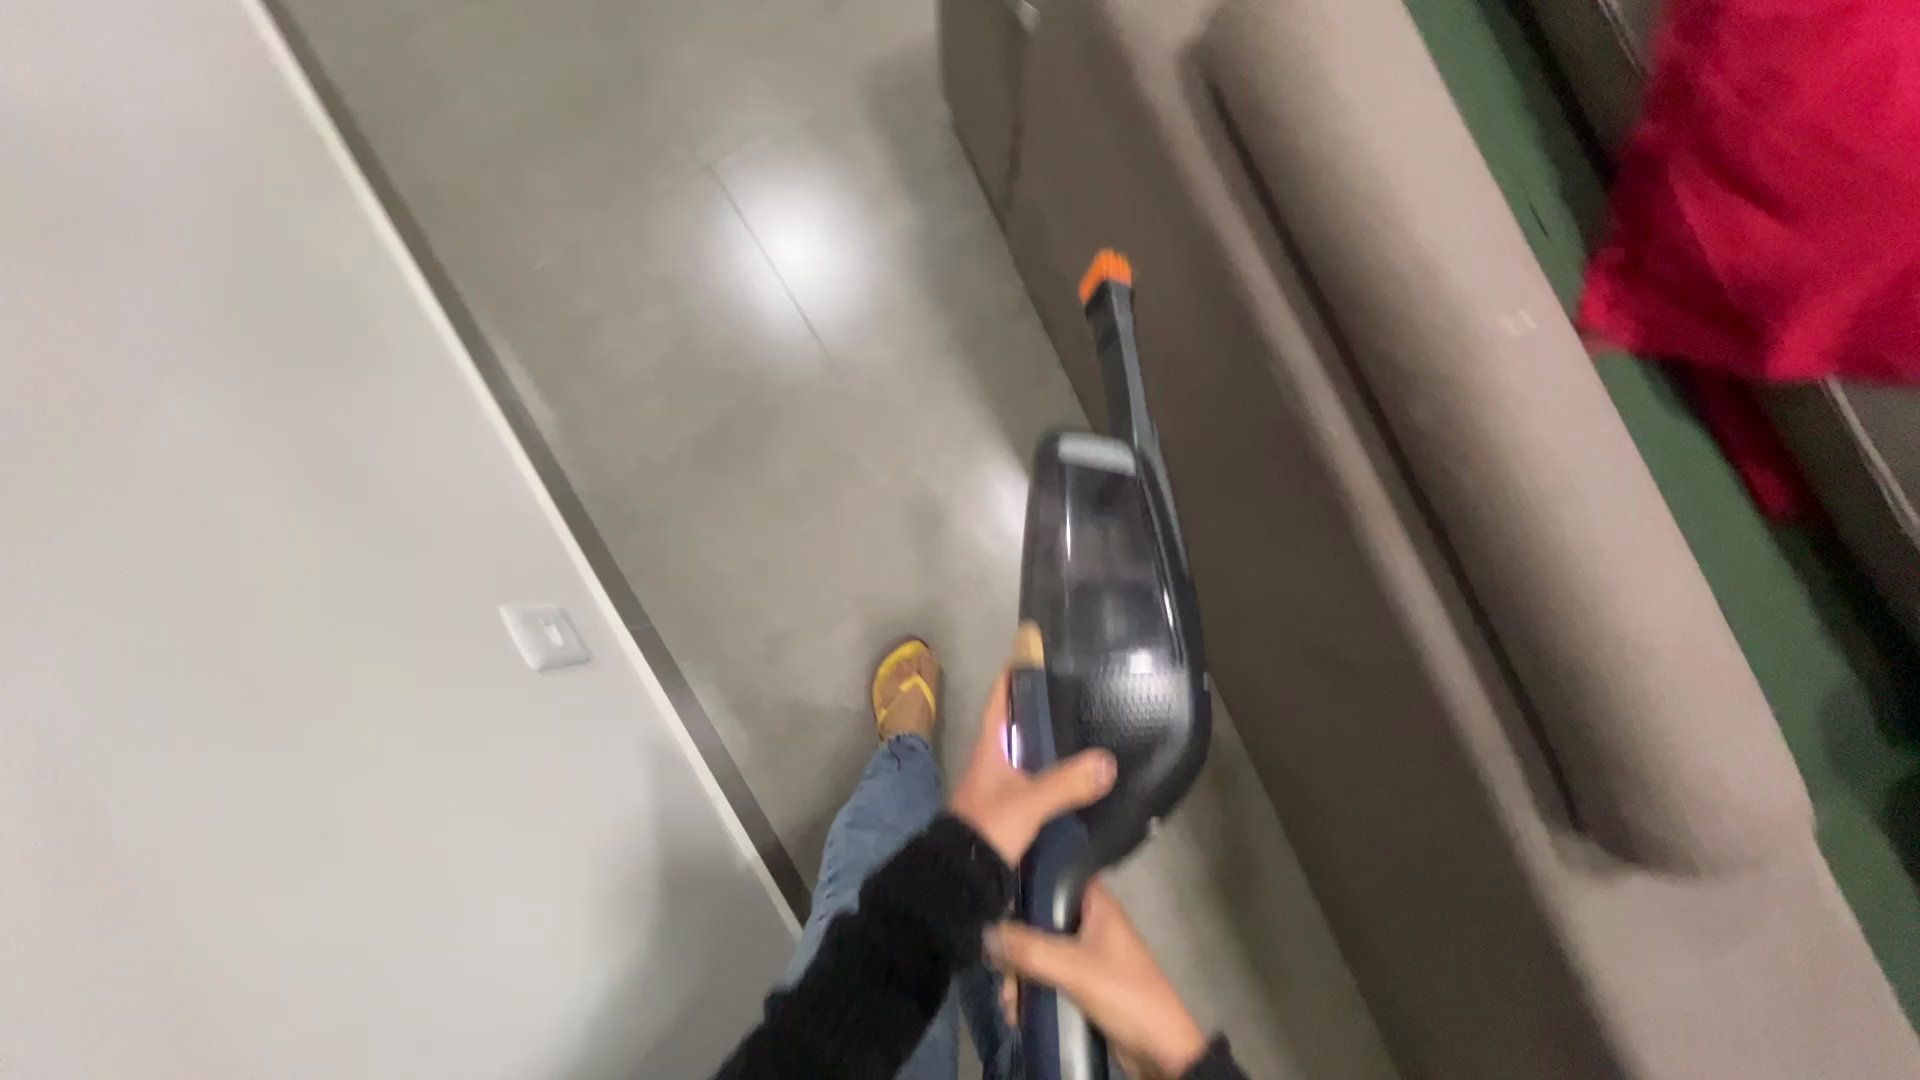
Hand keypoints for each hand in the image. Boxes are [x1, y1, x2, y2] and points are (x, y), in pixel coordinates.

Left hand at [949, 670, 1115, 865]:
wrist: (960, 878)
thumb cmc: (987, 828)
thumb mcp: (1028, 803)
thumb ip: (1066, 784)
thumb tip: (1108, 761)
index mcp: (990, 747)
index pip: (1000, 699)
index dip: (1015, 675)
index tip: (1037, 652)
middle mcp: (993, 760)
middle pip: (1018, 724)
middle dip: (1042, 708)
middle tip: (1078, 692)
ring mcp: (1000, 786)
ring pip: (1027, 753)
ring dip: (1050, 743)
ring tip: (1086, 729)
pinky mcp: (1010, 810)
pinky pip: (1035, 780)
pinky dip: (1053, 774)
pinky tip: (1077, 777)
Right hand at [987, 882, 1209, 1079]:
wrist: (1161, 1053)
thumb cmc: (1124, 995)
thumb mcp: (1074, 969)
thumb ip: (1029, 949)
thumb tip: (986, 933)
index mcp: (1096, 904)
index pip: (1055, 876)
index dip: (1025, 882)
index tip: (995, 896)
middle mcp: (1091, 922)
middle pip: (1040, 919)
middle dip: (1016, 946)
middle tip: (1000, 971)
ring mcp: (1087, 954)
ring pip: (1041, 951)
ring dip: (1021, 974)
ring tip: (1010, 1002)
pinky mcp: (1084, 984)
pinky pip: (1049, 977)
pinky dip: (1032, 990)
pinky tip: (1018, 1011)